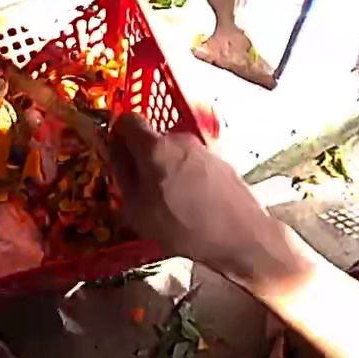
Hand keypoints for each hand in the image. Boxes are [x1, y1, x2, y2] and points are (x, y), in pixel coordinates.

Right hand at [111, 114, 307, 291]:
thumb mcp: (137, 209)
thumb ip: (123, 175)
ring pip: (174, 152)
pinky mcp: (222, 161)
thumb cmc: (183, 227)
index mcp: (154, 147)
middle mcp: (180, 139)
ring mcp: (204, 149)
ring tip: (171, 202)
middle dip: (144, 158)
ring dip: (167, 169)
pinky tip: (194, 204)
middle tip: (143, 189)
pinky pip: (194, 163)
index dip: (118, 133)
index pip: (128, 119)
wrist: (242, 237)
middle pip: (153, 139)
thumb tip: (116, 152)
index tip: (118, 154)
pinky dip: (188, 176)